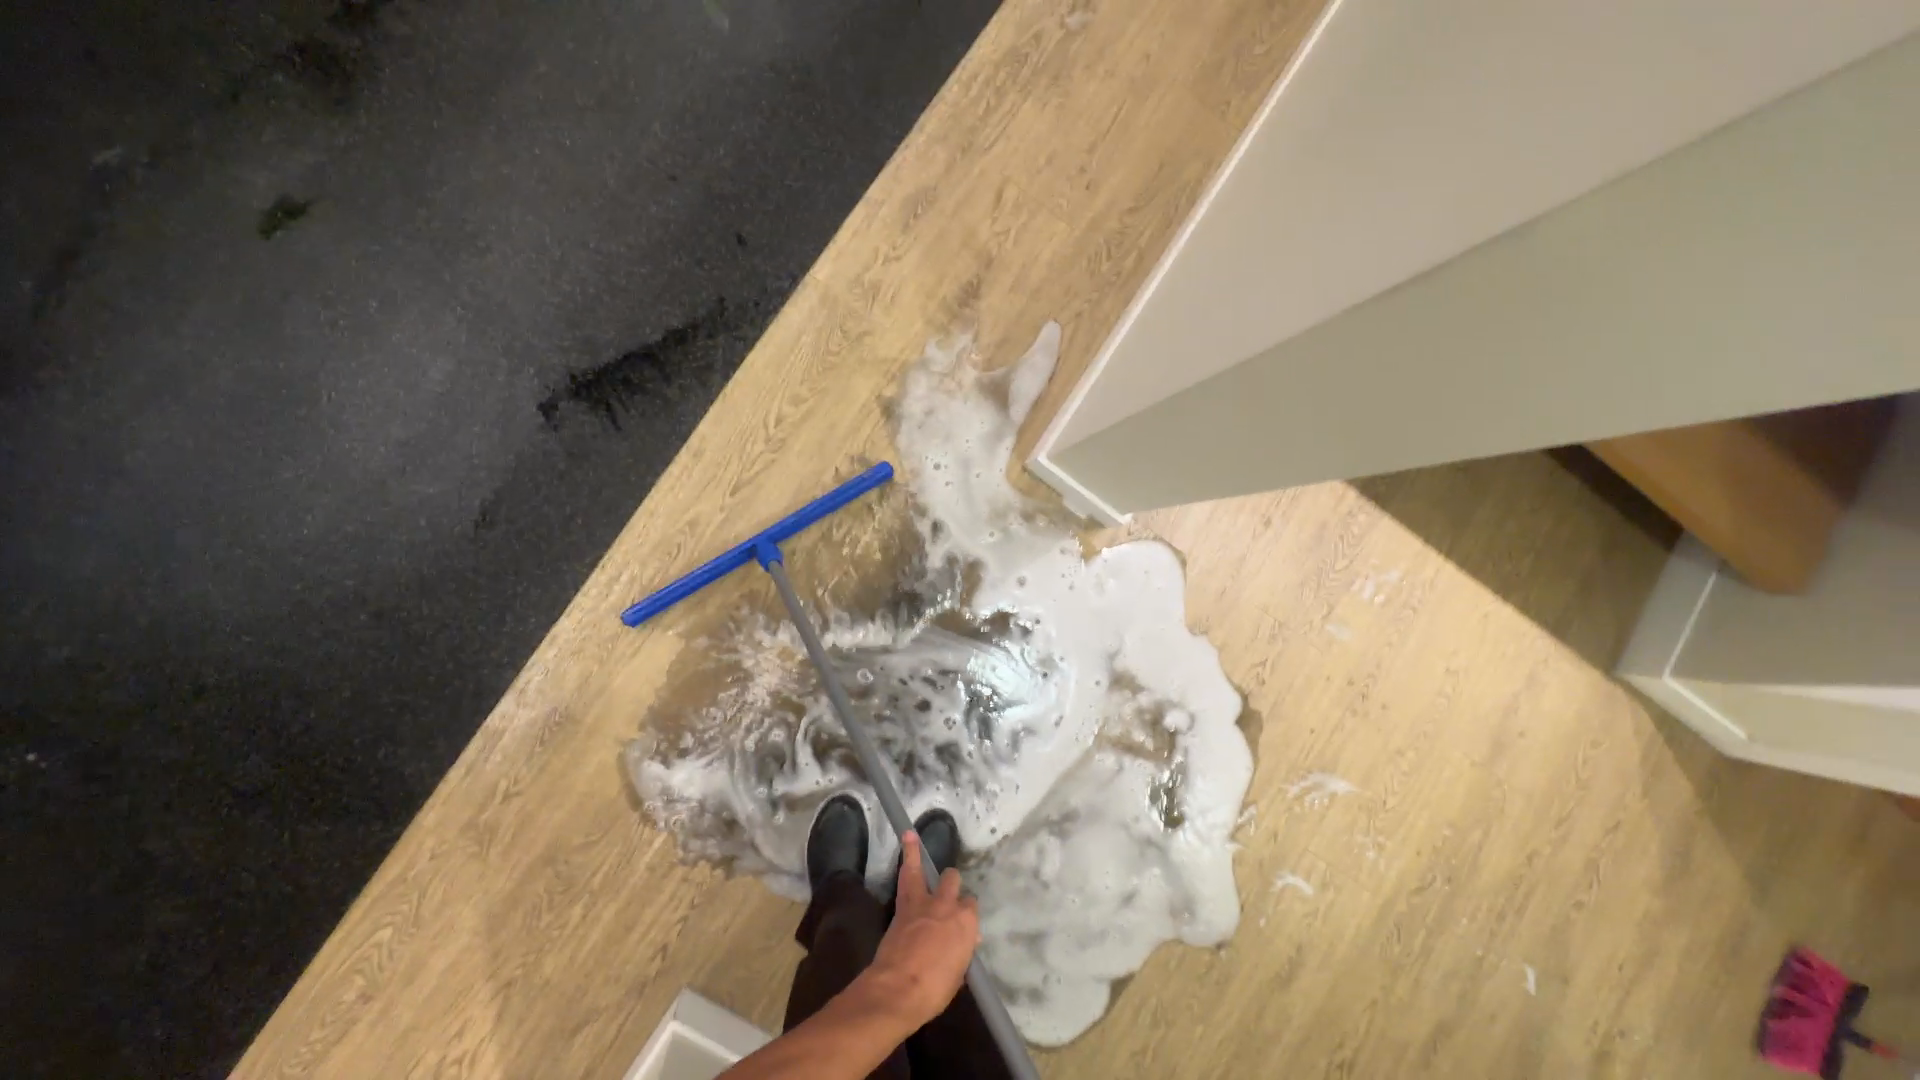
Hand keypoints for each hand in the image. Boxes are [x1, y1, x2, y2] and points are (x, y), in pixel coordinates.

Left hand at [858, 831, 979, 1027]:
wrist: (898, 989)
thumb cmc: (934, 990)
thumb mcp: (958, 974)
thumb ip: (961, 952)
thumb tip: (962, 943)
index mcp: (967, 924)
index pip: (971, 908)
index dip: (964, 916)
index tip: (959, 928)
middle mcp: (949, 906)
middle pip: (953, 884)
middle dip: (952, 887)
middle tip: (946, 896)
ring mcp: (924, 902)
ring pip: (927, 872)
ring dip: (918, 856)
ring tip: (911, 836)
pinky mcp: (903, 904)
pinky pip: (907, 875)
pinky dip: (908, 858)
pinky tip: (906, 841)